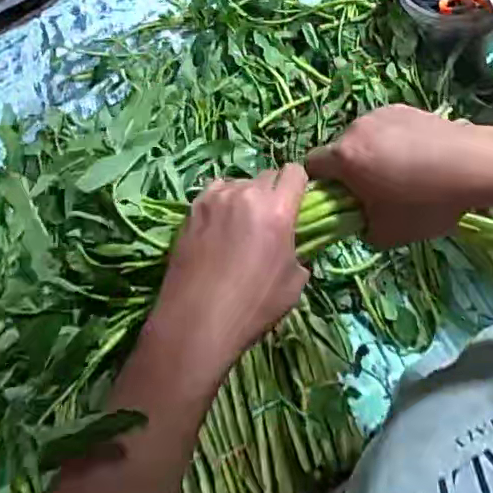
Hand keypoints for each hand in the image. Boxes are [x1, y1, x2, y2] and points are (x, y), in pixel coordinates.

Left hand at [145, 166, 309, 377]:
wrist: (196, 320)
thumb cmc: (252, 306)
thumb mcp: (293, 283)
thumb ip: (298, 252)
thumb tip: (292, 244)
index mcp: (277, 209)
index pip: (295, 171)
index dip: (298, 184)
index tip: (296, 201)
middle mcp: (248, 194)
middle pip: (268, 175)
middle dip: (272, 192)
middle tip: (267, 219)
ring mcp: (217, 197)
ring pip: (240, 183)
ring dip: (245, 197)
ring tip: (238, 225)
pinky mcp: (193, 207)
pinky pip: (215, 192)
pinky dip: (221, 201)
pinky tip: (217, 226)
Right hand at [306, 106, 484, 247]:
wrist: (473, 165)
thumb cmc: (424, 202)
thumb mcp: (386, 234)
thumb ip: (360, 227)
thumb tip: (359, 217)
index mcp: (343, 156)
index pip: (311, 166)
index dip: (320, 185)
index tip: (341, 201)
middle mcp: (356, 127)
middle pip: (339, 151)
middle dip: (350, 171)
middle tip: (376, 193)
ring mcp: (380, 113)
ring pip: (364, 137)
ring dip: (372, 154)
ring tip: (404, 174)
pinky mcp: (404, 107)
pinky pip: (386, 127)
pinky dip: (393, 141)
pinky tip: (419, 157)